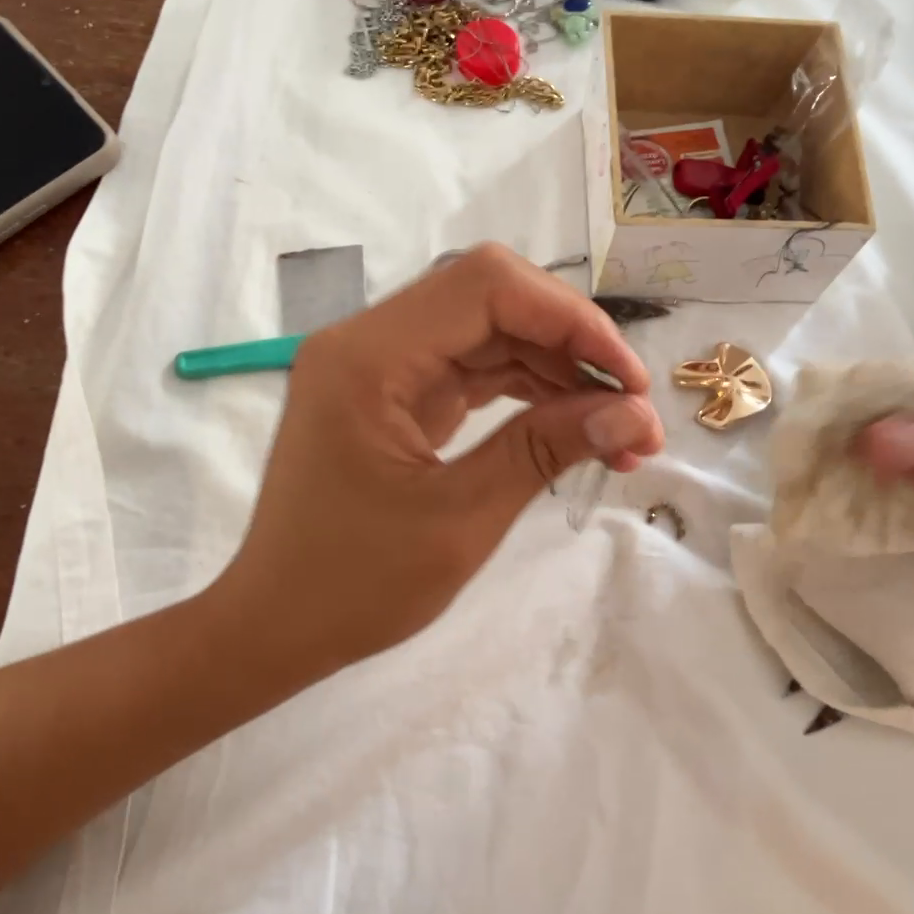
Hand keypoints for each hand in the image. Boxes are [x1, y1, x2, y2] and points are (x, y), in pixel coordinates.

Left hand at [218, 243, 664, 665]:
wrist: (276, 626)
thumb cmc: (354, 586)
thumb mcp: (461, 519)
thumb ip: (546, 451)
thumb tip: (637, 414)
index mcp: (368, 357)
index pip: (485, 287)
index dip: (570, 319)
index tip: (629, 380)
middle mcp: (367, 342)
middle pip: (490, 300)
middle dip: (570, 344)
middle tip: (630, 408)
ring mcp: (377, 367)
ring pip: (486, 333)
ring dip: (555, 369)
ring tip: (615, 426)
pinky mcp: (391, 395)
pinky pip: (469, 370)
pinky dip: (524, 391)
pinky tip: (570, 424)